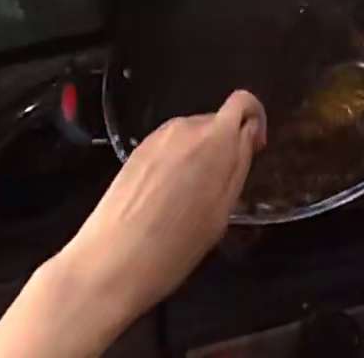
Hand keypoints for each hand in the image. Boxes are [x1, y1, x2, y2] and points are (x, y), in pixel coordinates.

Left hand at [0, 91, 266, 357]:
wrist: (108, 263)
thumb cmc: (174, 246)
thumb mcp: (221, 211)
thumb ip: (239, 163)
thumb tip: (248, 133)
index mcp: (214, 138)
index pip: (243, 101)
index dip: (255, 118)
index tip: (254, 147)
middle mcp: (187, 126)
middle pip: (217, 121)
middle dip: (225, 144)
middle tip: (219, 189)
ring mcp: (159, 135)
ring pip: (193, 134)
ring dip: (200, 154)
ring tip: (189, 200)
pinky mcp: (137, 149)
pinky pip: (171, 145)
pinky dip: (177, 161)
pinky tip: (165, 198)